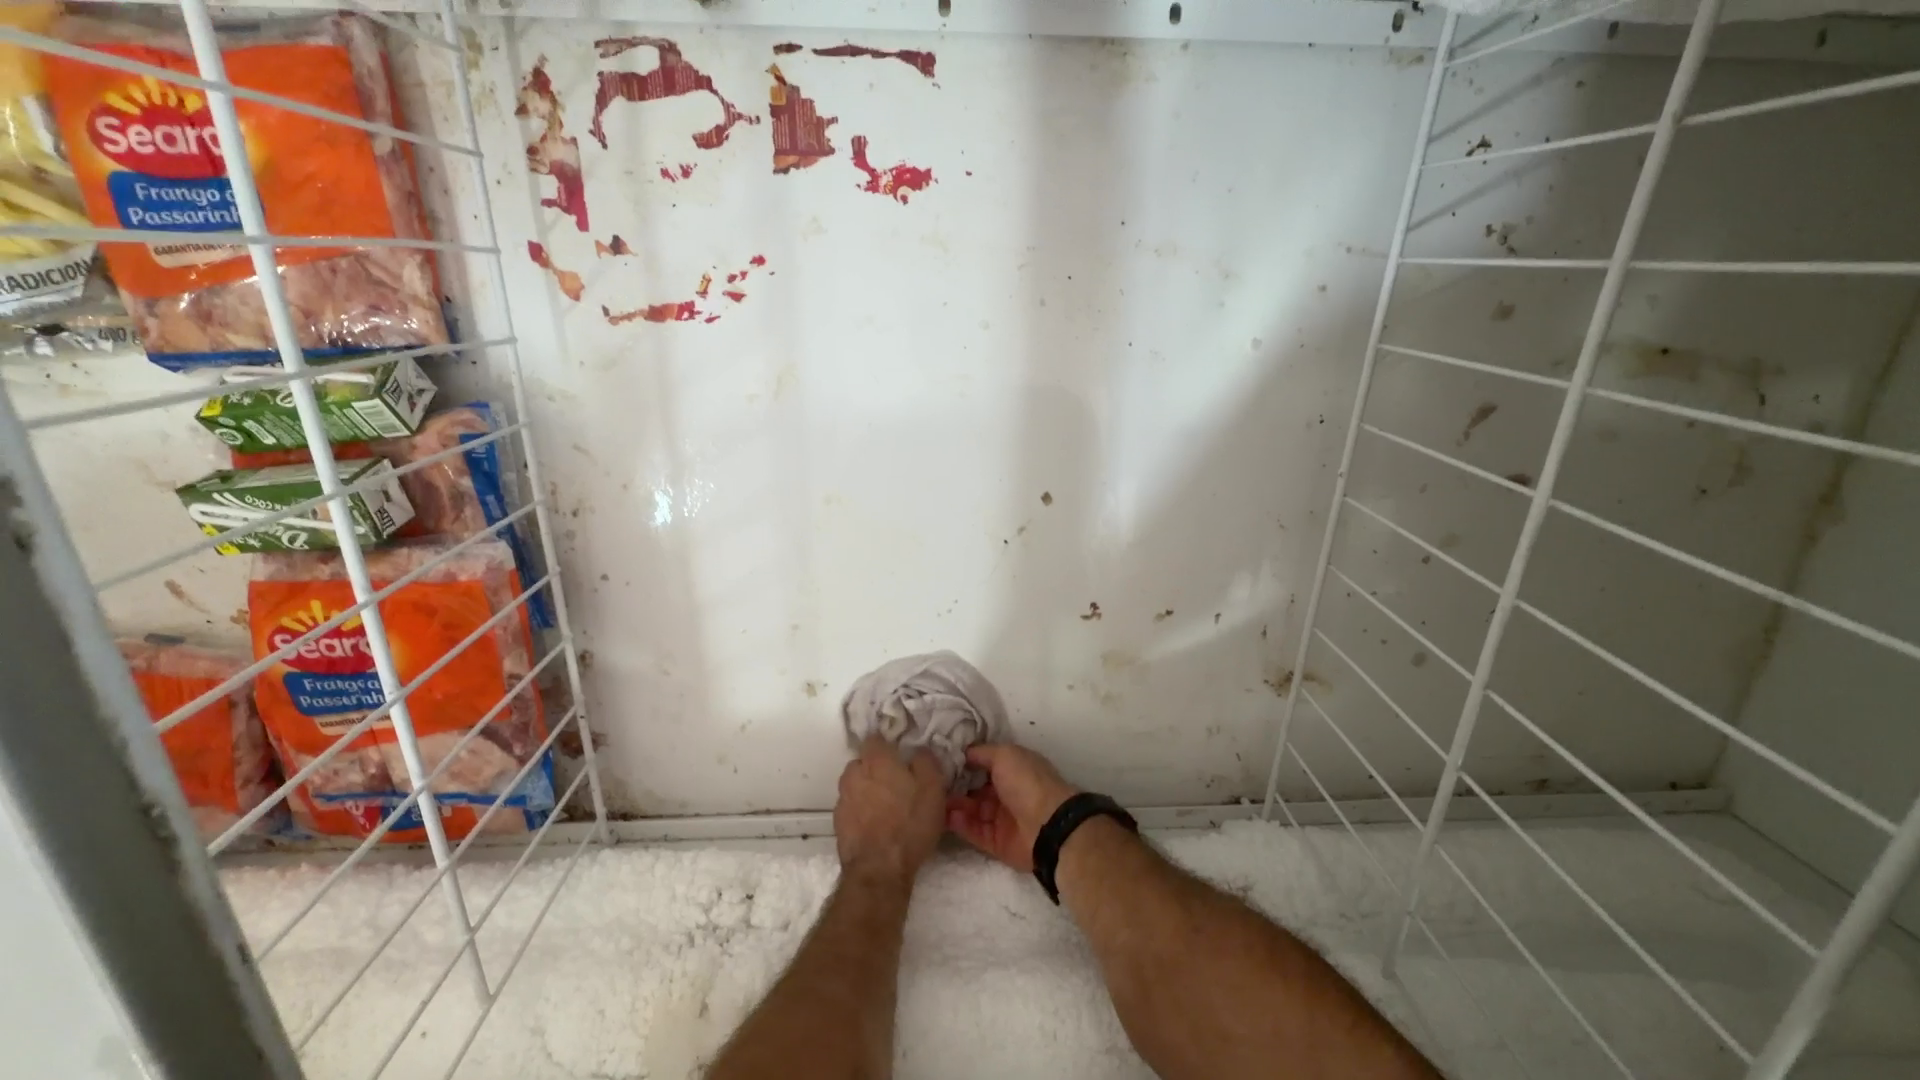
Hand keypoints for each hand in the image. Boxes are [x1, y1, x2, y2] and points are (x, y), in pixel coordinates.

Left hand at [834, 736, 946, 886]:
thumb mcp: (933, 789)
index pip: (875, 738)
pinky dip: (861, 812)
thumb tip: (919, 751)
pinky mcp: (838, 822)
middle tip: (897, 783)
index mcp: (876, 760)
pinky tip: (876, 826)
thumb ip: (926, 762)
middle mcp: (854, 774)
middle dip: (876, 768)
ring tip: (886, 807)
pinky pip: (851, 807)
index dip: (888, 745)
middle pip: (863, 762)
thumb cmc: (910, 824)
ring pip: (856, 785)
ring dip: (867, 790)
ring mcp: (843, 798)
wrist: (879, 868)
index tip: (900, 755)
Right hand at [945, 744, 1078, 871]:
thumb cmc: (1027, 782)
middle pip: (974, 789)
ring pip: (972, 811)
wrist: (1047, 825)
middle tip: (931, 783)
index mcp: (1013, 770)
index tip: (940, 760)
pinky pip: (974, 832)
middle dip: (954, 786)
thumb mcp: (1005, 755)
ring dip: (954, 805)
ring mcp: (1001, 819)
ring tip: (934, 801)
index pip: (983, 765)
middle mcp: (1007, 792)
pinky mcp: (996, 842)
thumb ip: (981, 753)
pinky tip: (947, 816)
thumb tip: (962, 752)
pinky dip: (961, 824)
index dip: (963, 763)